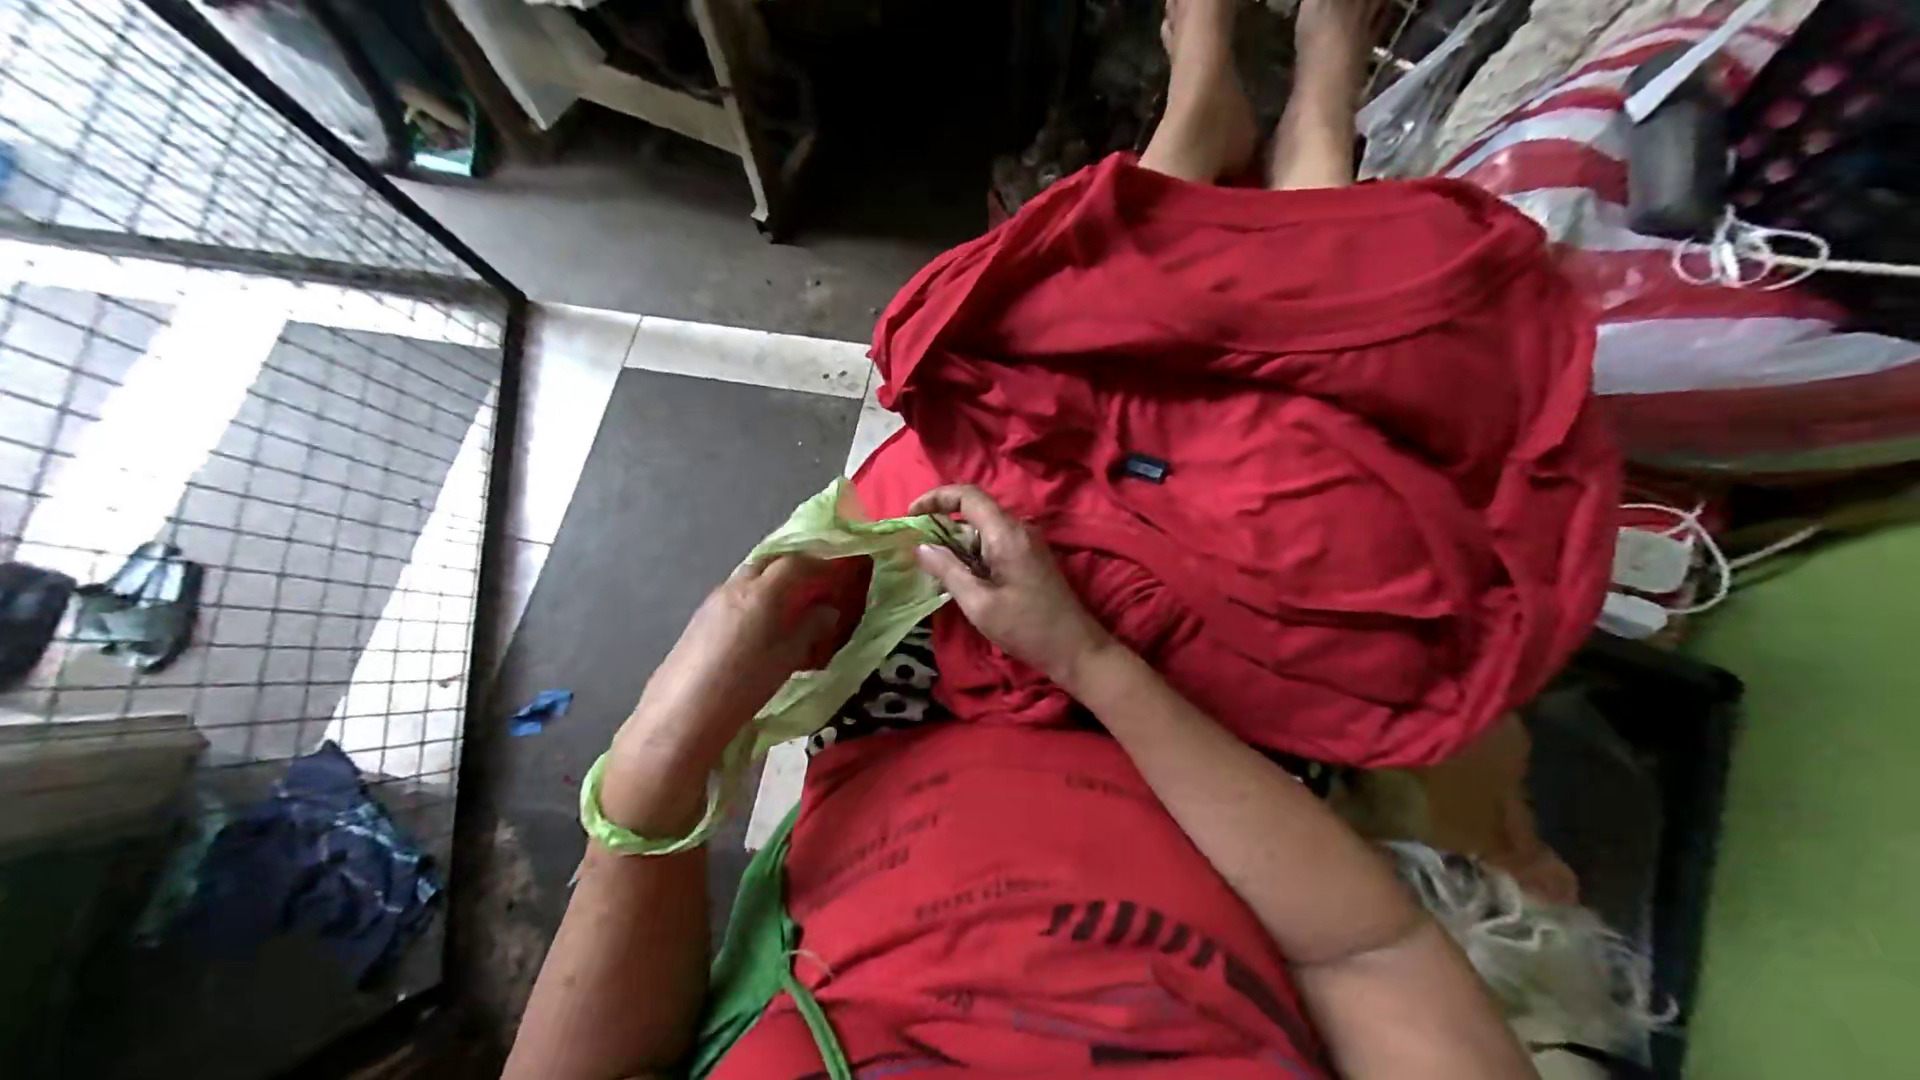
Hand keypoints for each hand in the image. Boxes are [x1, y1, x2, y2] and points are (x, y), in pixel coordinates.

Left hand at [613, 555, 840, 766]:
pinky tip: (759, 624)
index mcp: (761, 592)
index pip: (793, 563)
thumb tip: (827, 610)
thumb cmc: (744, 684)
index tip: (835, 573)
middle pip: (767, 562)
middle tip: (812, 582)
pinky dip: (753, 598)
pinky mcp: (699, 618)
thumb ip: (811, 628)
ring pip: (748, 577)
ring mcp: (713, 600)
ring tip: (787, 604)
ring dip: (770, 582)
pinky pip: (734, 594)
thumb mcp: (787, 658)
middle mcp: (735, 587)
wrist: (683, 713)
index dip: (817, 564)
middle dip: (792, 567)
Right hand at [910, 485, 1113, 682]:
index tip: (911, 514)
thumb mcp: (979, 604)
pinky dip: (972, 551)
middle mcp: (1019, 529)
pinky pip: (995, 542)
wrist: (1075, 648)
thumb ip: (948, 571)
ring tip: (933, 563)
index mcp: (1007, 534)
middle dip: (942, 521)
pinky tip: (959, 574)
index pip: (968, 495)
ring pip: (983, 527)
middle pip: (975, 509)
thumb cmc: (1026, 628)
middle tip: (917, 545)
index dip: (936, 498)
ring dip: (956, 539)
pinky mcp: (1030, 558)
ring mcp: (1027, 543)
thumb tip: (920, 547)